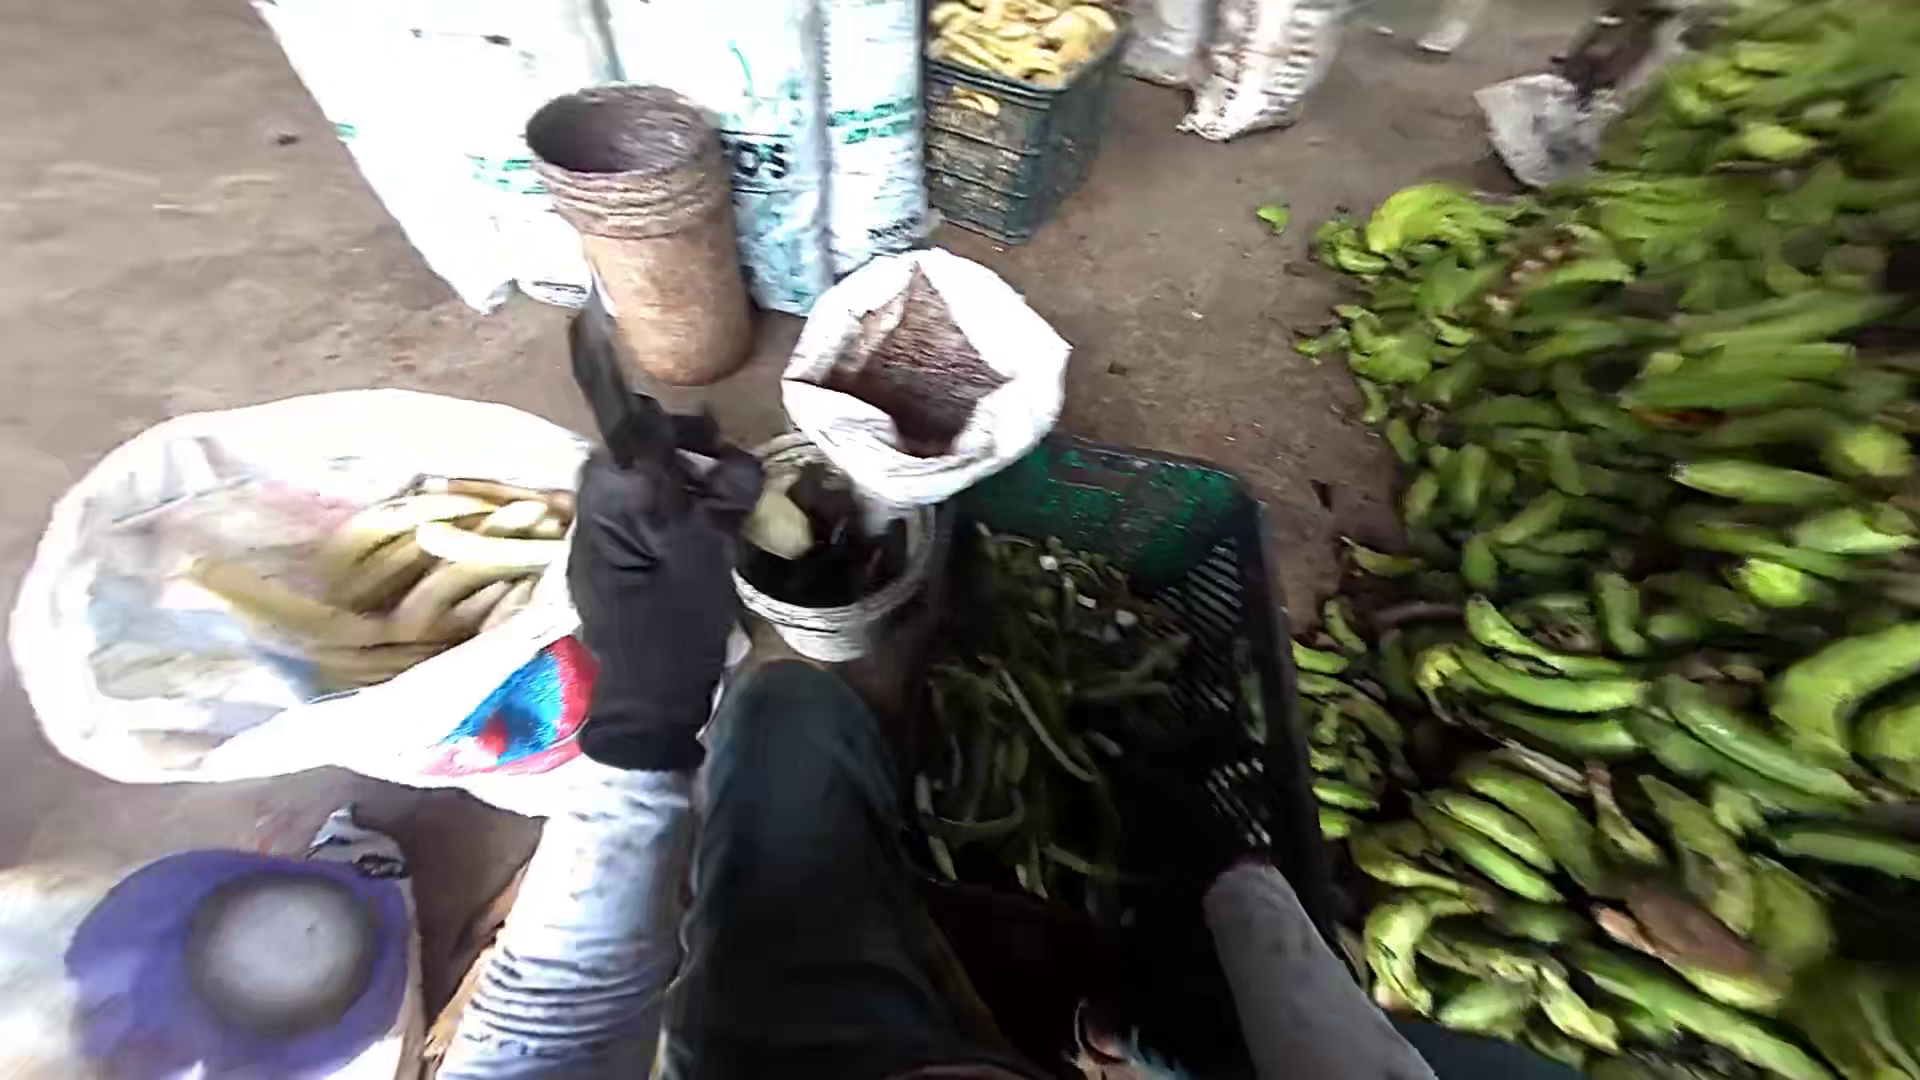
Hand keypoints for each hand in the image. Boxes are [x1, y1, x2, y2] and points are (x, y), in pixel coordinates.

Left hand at [569, 413, 761, 770]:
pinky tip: (710, 526)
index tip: (712, 432)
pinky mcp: (624, 566)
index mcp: (607, 513)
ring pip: (642, 491)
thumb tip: (739, 459)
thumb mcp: (704, 558)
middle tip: (724, 460)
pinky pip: (648, 520)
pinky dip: (681, 511)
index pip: (627, 445)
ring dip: (683, 481)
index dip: (669, 429)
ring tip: (724, 492)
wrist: (652, 701)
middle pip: (631, 462)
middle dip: (679, 452)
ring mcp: (607, 546)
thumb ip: (719, 502)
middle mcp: (597, 521)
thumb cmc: (676, 628)